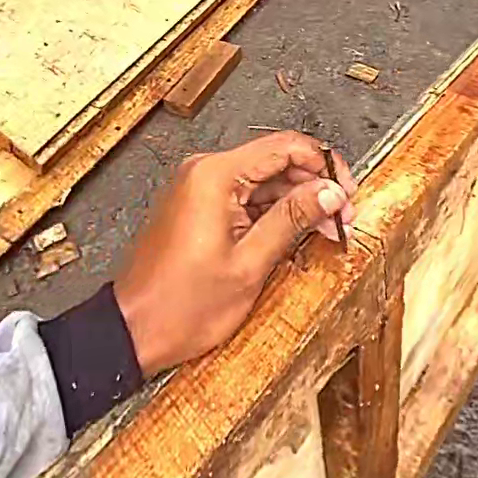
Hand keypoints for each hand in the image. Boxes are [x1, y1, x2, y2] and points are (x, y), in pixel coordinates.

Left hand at [113, 131, 357, 374]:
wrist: (132, 331)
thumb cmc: (181, 305)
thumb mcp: (249, 264)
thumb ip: (292, 220)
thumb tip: (329, 192)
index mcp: (215, 175)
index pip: (285, 146)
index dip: (324, 165)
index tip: (346, 192)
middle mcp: (207, 170)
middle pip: (277, 160)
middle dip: (314, 185)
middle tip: (342, 217)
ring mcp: (202, 186)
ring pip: (266, 179)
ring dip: (298, 200)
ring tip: (326, 229)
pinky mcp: (202, 203)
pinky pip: (248, 195)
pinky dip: (274, 211)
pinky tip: (297, 231)